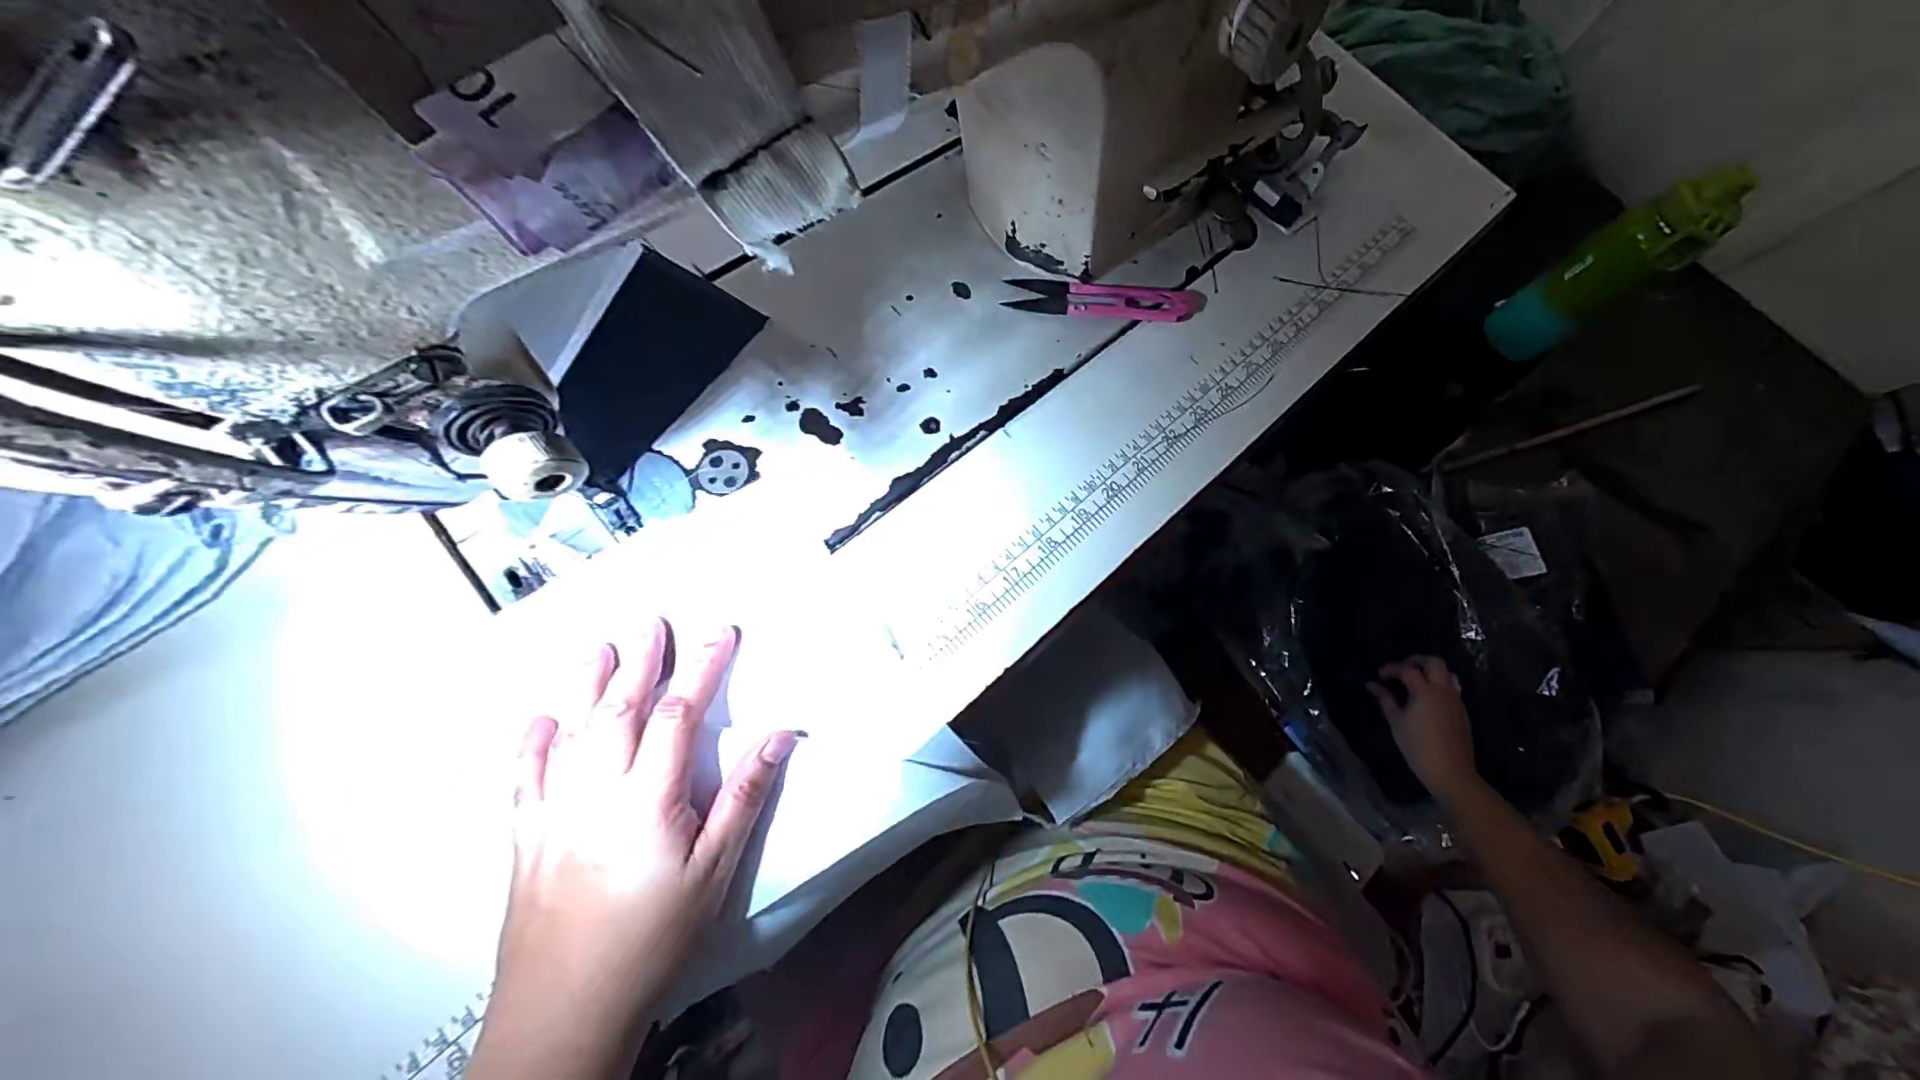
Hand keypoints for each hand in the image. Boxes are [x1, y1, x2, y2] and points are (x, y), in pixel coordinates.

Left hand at [471, 620, 796, 1079]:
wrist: (566, 1008)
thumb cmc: (652, 939)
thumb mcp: (715, 871)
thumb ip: (744, 797)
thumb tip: (777, 739)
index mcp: (648, 799)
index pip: (678, 714)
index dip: (701, 668)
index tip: (719, 635)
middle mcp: (596, 793)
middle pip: (621, 710)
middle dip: (642, 662)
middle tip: (653, 625)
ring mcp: (554, 812)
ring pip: (571, 732)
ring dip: (586, 686)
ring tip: (600, 649)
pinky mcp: (526, 837)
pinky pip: (525, 777)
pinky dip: (532, 743)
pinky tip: (539, 720)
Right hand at [1368, 655, 1478, 801]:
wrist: (1451, 771)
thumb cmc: (1418, 747)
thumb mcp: (1396, 722)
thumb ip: (1385, 700)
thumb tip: (1372, 685)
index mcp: (1426, 692)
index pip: (1408, 670)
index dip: (1392, 668)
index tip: (1379, 675)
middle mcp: (1444, 691)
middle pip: (1435, 663)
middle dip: (1416, 660)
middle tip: (1400, 667)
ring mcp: (1456, 701)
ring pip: (1449, 674)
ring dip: (1432, 671)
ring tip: (1416, 679)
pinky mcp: (1462, 711)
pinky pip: (1453, 688)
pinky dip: (1440, 683)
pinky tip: (1427, 696)